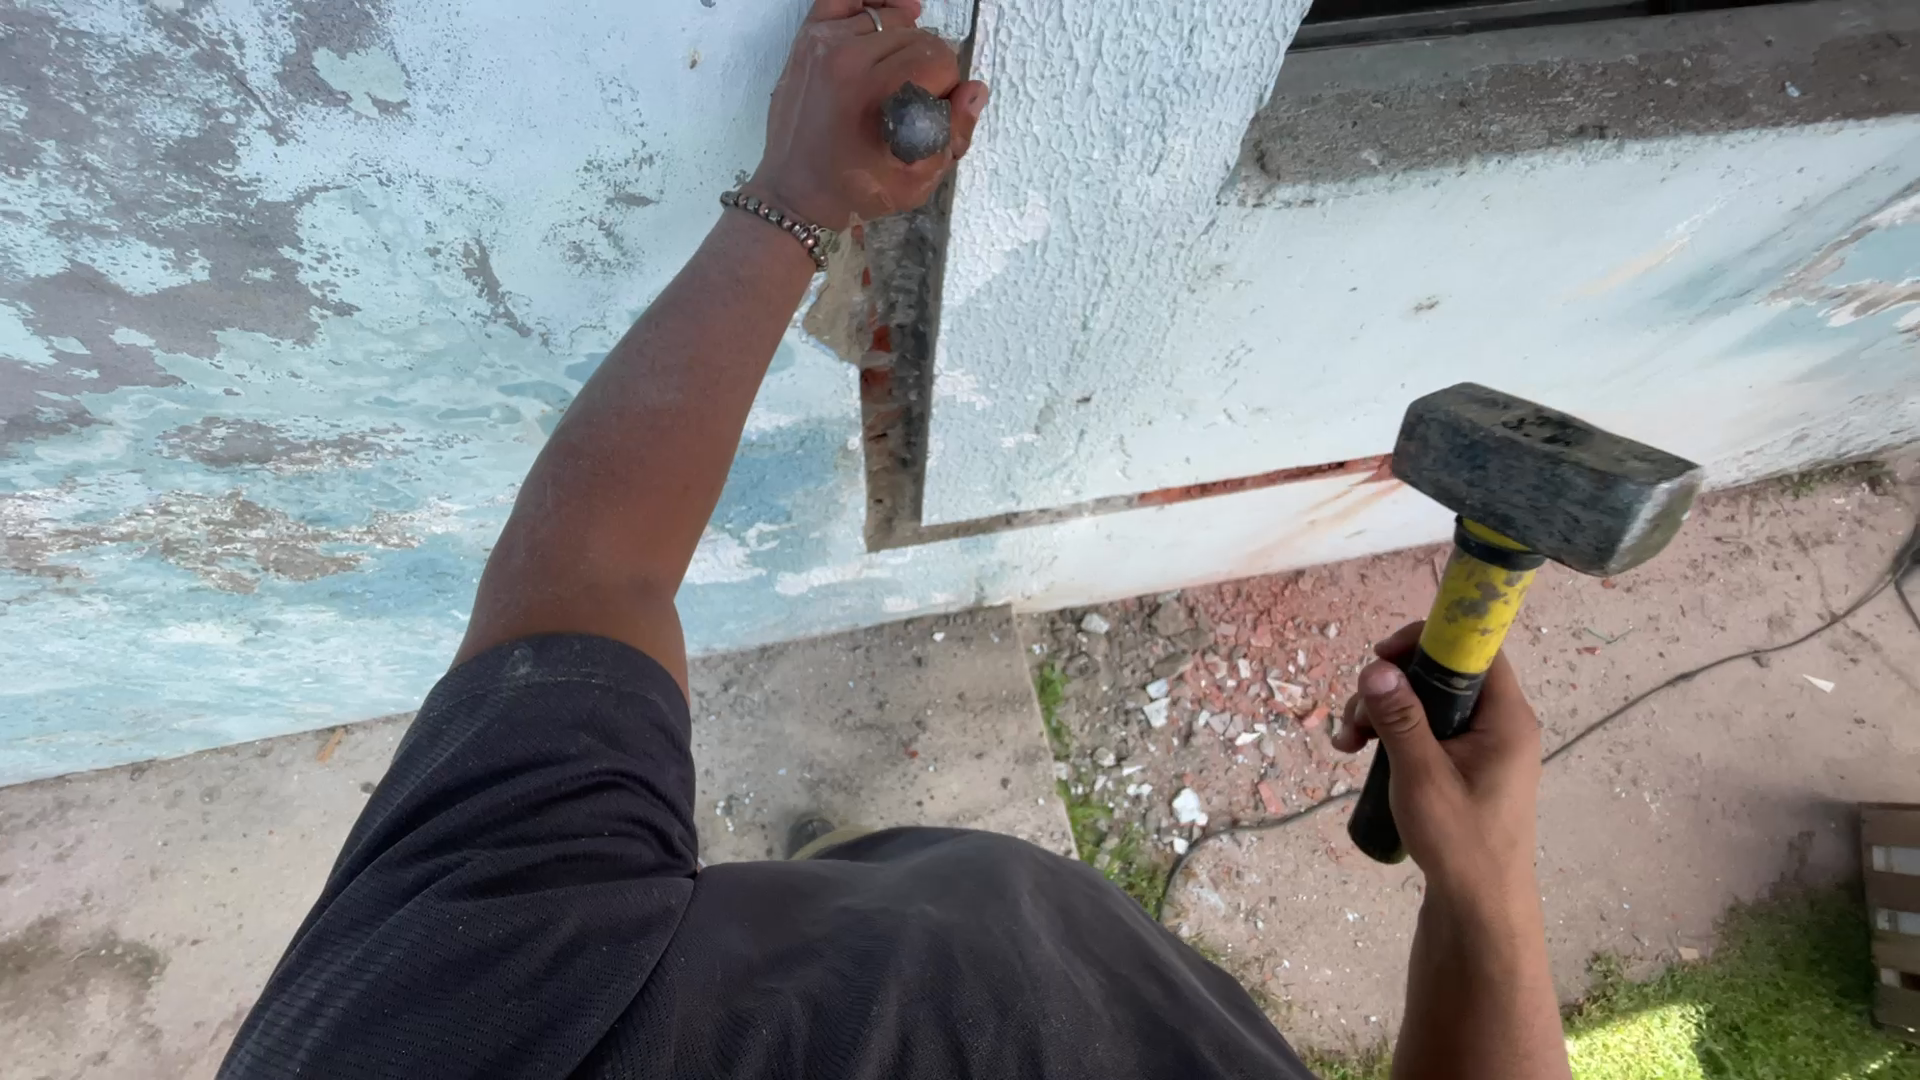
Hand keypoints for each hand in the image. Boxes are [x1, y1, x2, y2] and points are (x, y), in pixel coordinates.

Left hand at [749, 0, 988, 229]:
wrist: (797, 193)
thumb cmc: (857, 192)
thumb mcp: (916, 183)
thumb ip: (953, 135)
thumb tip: (975, 91)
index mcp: (877, 93)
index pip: (939, 59)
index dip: (947, 87)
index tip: (936, 110)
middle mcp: (850, 58)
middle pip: (917, 37)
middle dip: (929, 67)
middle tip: (917, 100)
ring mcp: (825, 42)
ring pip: (890, 19)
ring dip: (904, 43)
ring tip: (899, 75)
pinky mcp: (809, 37)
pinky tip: (901, 11)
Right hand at [1332, 622, 1543, 911]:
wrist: (1478, 905)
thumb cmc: (1459, 839)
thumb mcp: (1421, 775)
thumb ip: (1400, 719)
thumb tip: (1376, 666)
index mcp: (1505, 720)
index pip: (1475, 652)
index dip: (1427, 642)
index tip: (1381, 655)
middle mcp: (1496, 724)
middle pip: (1438, 675)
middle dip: (1388, 687)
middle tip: (1354, 716)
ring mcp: (1479, 744)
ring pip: (1423, 701)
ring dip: (1380, 712)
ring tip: (1348, 743)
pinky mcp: (1461, 763)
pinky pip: (1422, 727)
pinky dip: (1389, 732)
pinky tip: (1359, 751)